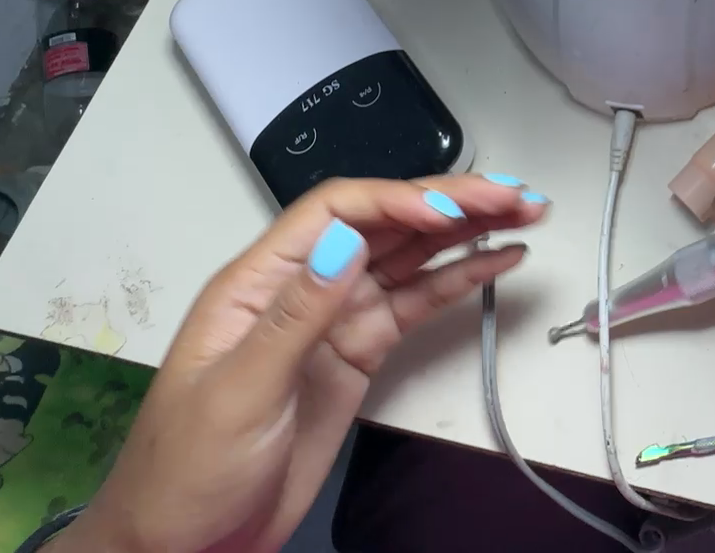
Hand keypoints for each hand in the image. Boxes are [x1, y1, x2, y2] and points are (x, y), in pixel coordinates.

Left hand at [63, 175, 545, 551]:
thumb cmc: (188, 471)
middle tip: (516, 196)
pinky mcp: (370, 342)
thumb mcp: (237, 394)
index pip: (340, 211)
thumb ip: (297, 313)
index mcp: (265, 278)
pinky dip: (466, 275)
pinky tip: (503, 259)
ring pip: (418, 252)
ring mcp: (346, 311)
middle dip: (456, 203)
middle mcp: (312, 280)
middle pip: (392, 222)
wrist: (192, 545)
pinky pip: (426, 297)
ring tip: (526, 212)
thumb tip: (349, 240)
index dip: (400, 200)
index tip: (452, 212)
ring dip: (474, 229)